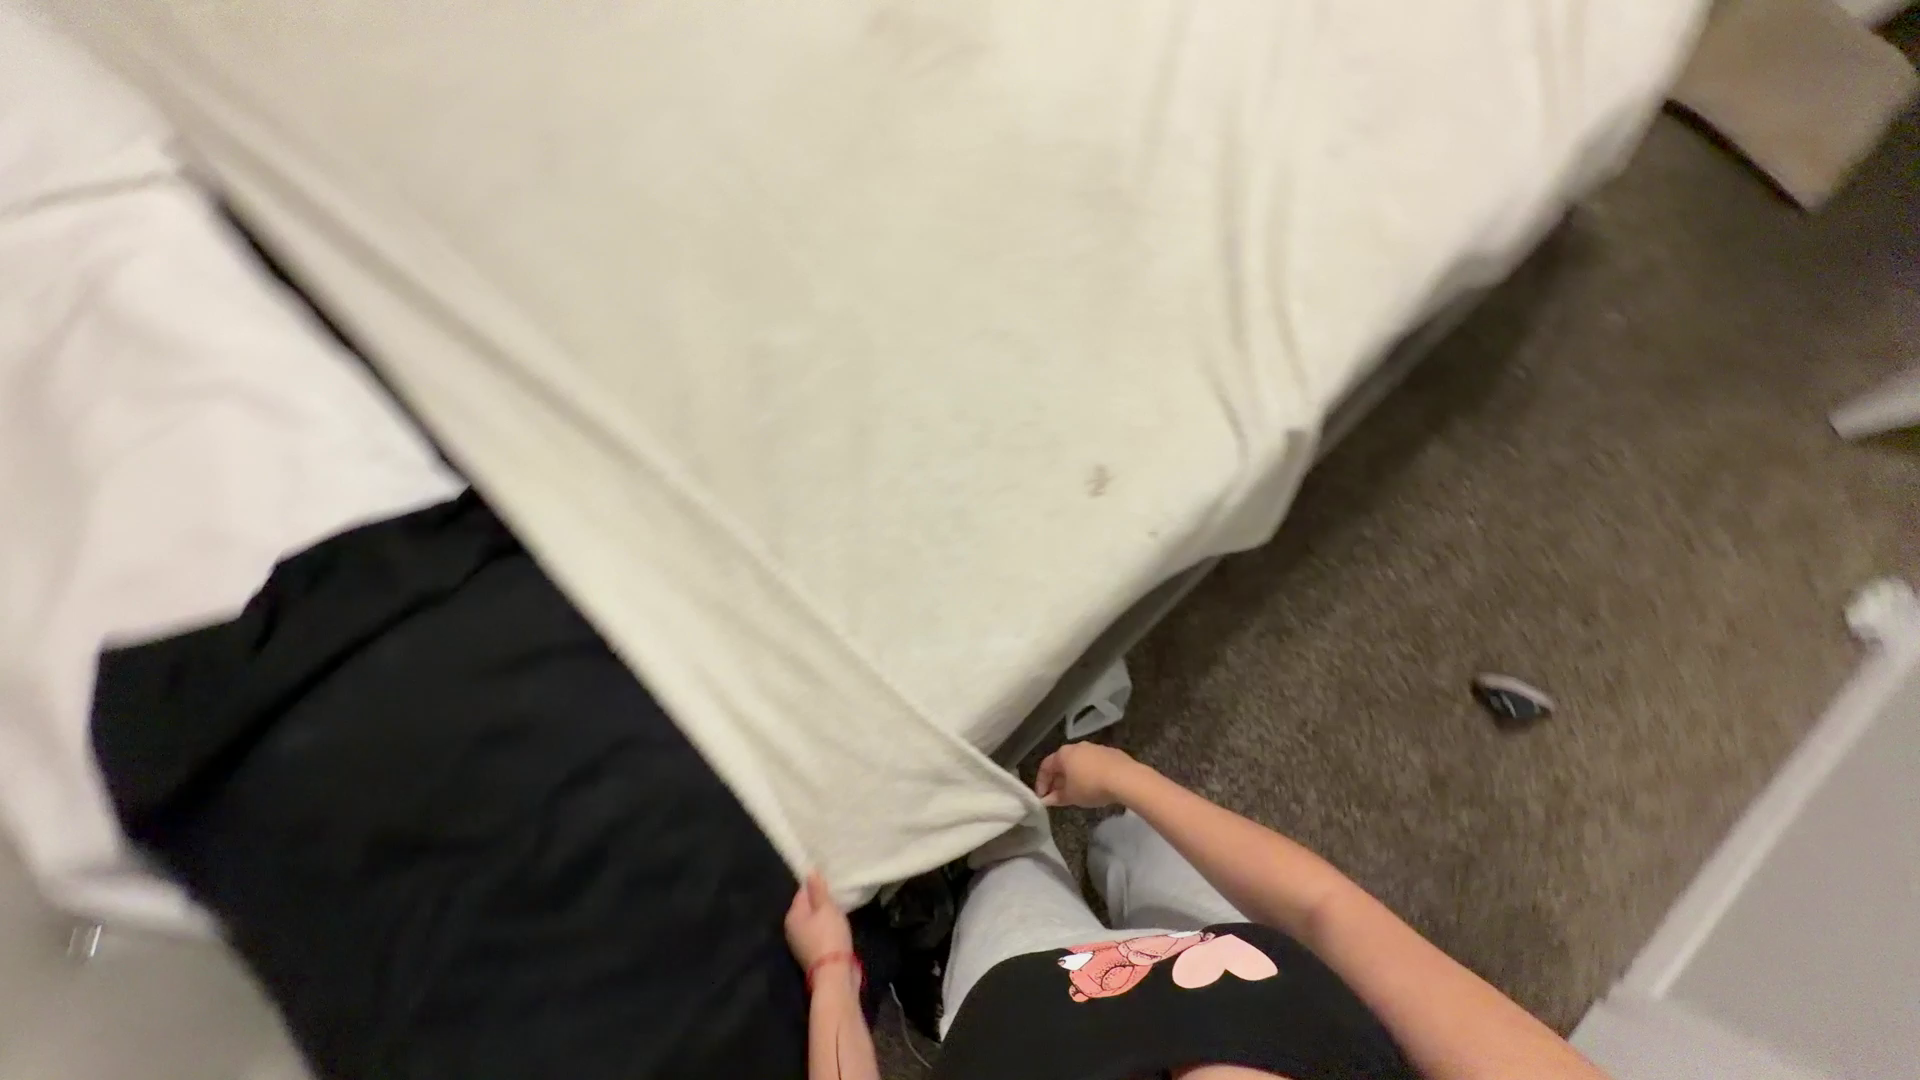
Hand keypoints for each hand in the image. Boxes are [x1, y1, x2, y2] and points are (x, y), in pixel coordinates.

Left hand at [784, 872, 854, 971]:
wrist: (834, 973)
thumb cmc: (829, 935)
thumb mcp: (826, 908)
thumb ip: (818, 890)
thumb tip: (809, 871)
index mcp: (792, 916)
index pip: (802, 893)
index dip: (816, 886)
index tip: (831, 882)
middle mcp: (791, 929)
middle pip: (806, 908)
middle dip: (820, 901)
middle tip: (837, 894)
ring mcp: (800, 944)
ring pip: (812, 921)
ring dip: (824, 916)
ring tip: (840, 908)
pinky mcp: (811, 954)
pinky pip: (818, 933)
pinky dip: (826, 929)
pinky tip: (837, 927)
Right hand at [1033, 742, 1146, 807]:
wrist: (1125, 778)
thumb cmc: (1091, 786)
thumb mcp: (1071, 796)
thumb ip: (1057, 797)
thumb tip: (1047, 800)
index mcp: (1063, 754)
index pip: (1045, 766)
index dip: (1041, 783)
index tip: (1042, 797)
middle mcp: (1077, 746)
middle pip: (1062, 763)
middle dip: (1058, 780)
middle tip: (1058, 796)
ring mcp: (1095, 748)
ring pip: (1079, 762)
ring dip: (1074, 777)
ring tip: (1077, 792)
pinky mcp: (1110, 753)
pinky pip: (1094, 764)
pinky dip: (1090, 774)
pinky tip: (1095, 786)